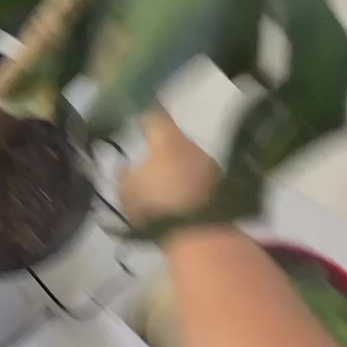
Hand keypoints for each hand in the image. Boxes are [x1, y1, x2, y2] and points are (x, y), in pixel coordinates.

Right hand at [120, 110, 220, 226]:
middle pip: (172, 137)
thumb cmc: (155, 206)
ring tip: (159, 181)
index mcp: (167, 141)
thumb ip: (124, 172)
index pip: (154, 114)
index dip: (142, 111)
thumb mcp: (125, 189)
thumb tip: (129, 164)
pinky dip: (186, 179)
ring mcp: (211, 165)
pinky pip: (197, 174)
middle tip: (143, 156)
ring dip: (173, 163)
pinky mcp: (222, 184)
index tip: (132, 112)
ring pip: (186, 156)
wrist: (200, 235)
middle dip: (158, 144)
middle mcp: (193, 146)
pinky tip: (175, 195)